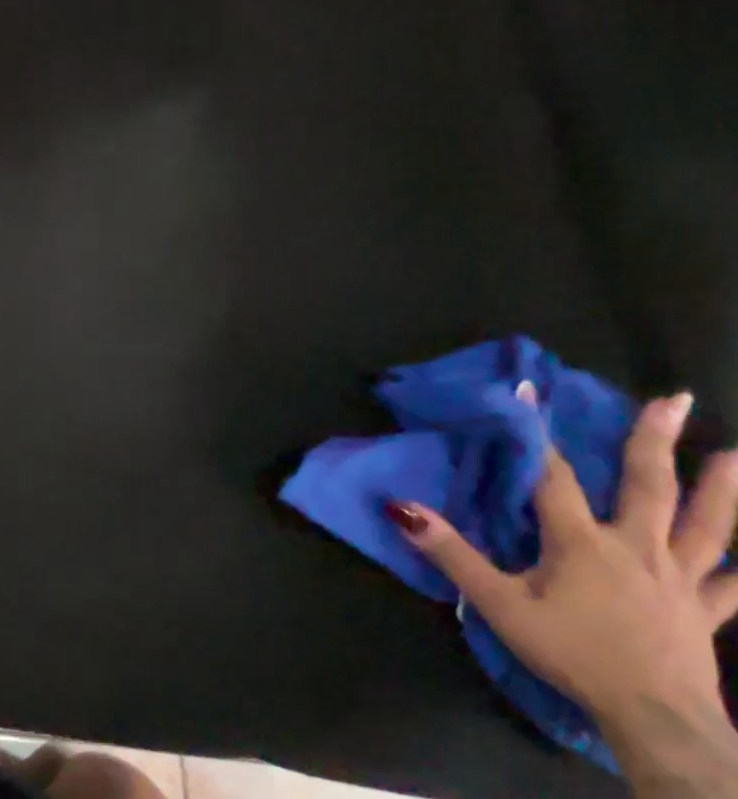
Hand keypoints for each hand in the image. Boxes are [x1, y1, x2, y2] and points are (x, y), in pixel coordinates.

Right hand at [389, 392, 737, 725]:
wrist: (654, 716)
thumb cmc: (570, 654)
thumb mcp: (499, 605)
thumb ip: (452, 555)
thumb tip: (403, 508)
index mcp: (582, 543)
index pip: (553, 478)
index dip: (536, 435)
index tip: (528, 392)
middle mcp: (637, 549)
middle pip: (650, 486)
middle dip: (656, 441)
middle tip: (676, 400)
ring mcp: (680, 580)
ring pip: (710, 526)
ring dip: (722, 489)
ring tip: (734, 455)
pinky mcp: (705, 612)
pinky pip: (732, 587)